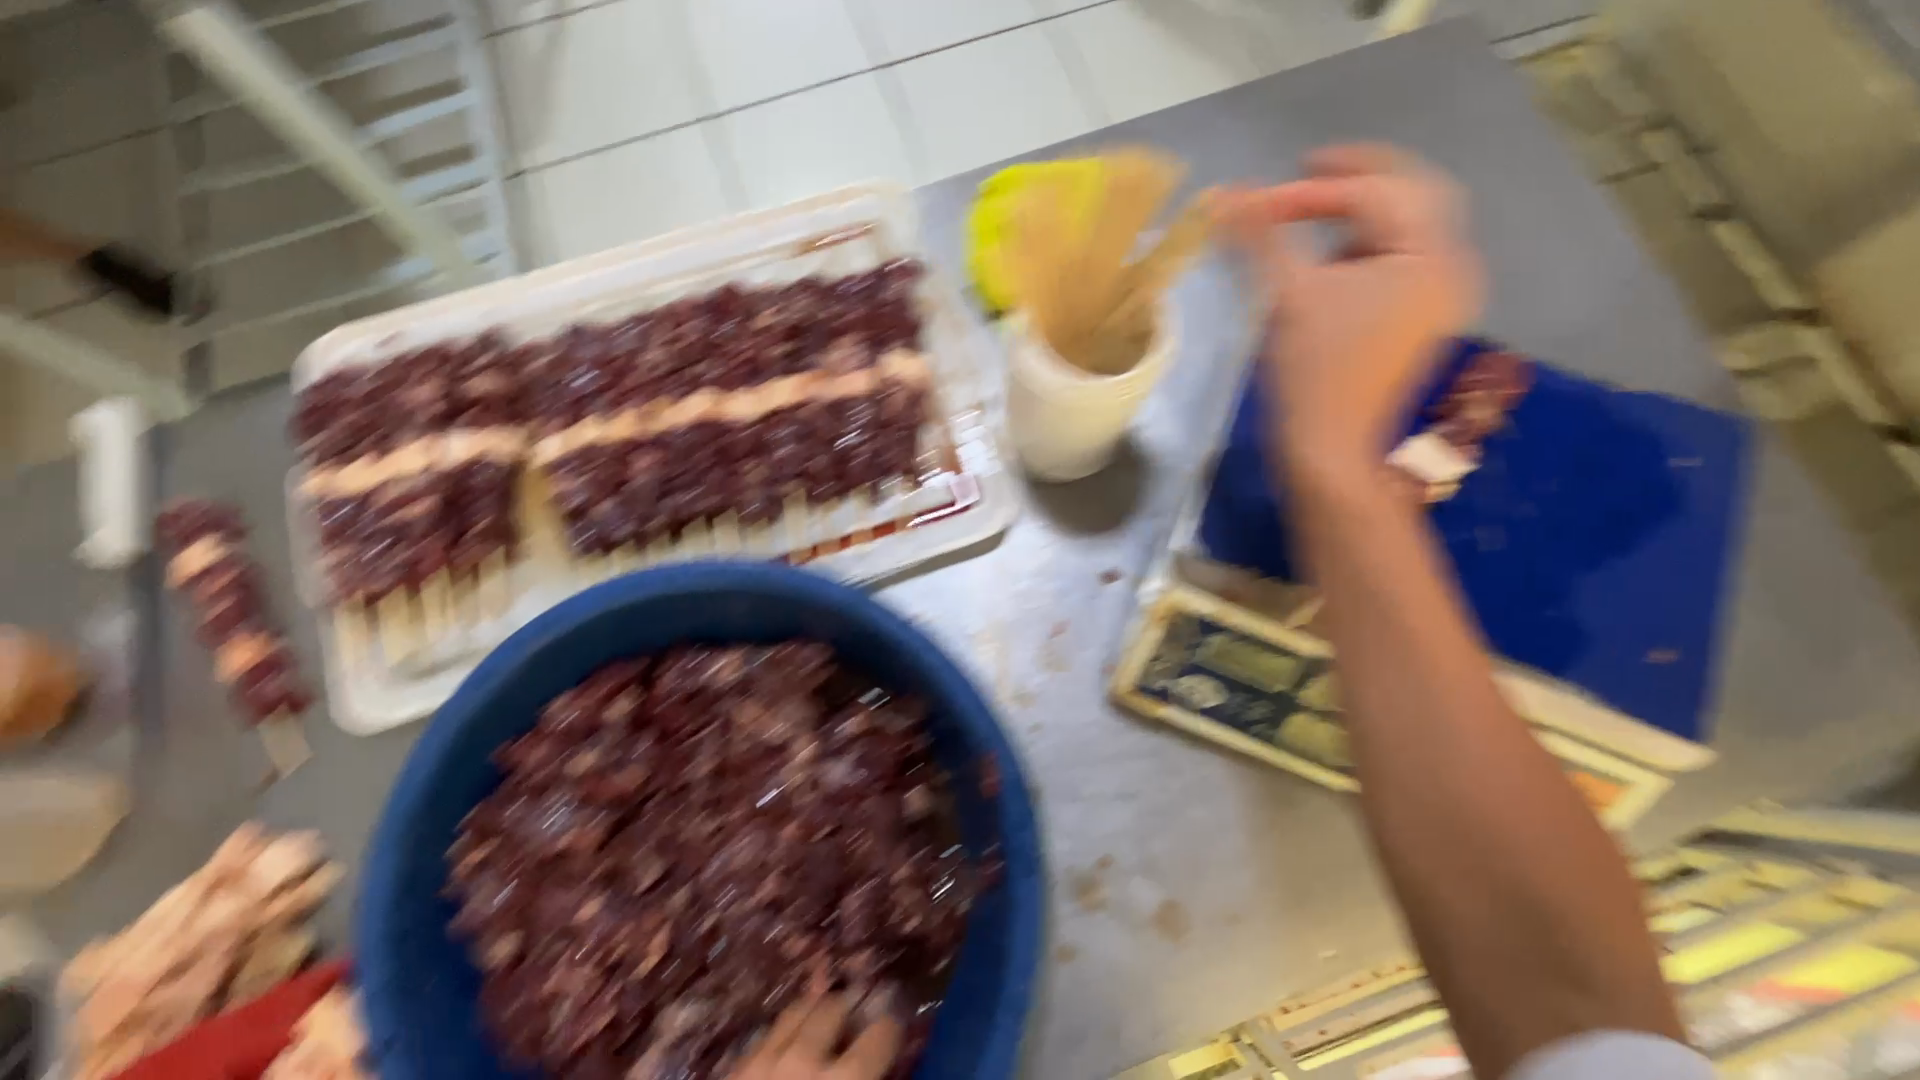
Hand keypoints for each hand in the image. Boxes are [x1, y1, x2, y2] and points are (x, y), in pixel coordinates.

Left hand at [725, 991, 902, 1079]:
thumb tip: (890, 1076)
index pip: (881, 1035)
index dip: (890, 1028)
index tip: (893, 1028)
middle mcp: (806, 1060)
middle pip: (834, 1010)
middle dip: (848, 1011)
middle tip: (855, 1022)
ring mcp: (765, 1061)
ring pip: (796, 1011)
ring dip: (815, 1010)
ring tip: (823, 1019)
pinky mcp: (735, 1070)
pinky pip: (765, 1035)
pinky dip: (783, 1033)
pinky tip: (787, 1047)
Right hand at [1217, 144, 1483, 470]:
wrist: (1330, 449)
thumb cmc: (1313, 374)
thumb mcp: (1287, 295)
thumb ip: (1258, 236)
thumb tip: (1224, 191)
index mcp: (1431, 256)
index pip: (1376, 193)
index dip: (1314, 190)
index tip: (1260, 203)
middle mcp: (1453, 267)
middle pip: (1413, 194)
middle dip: (1356, 180)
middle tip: (1307, 170)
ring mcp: (1442, 295)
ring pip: (1409, 226)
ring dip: (1362, 214)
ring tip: (1314, 221)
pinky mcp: (1423, 317)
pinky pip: (1403, 260)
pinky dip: (1368, 247)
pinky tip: (1332, 264)